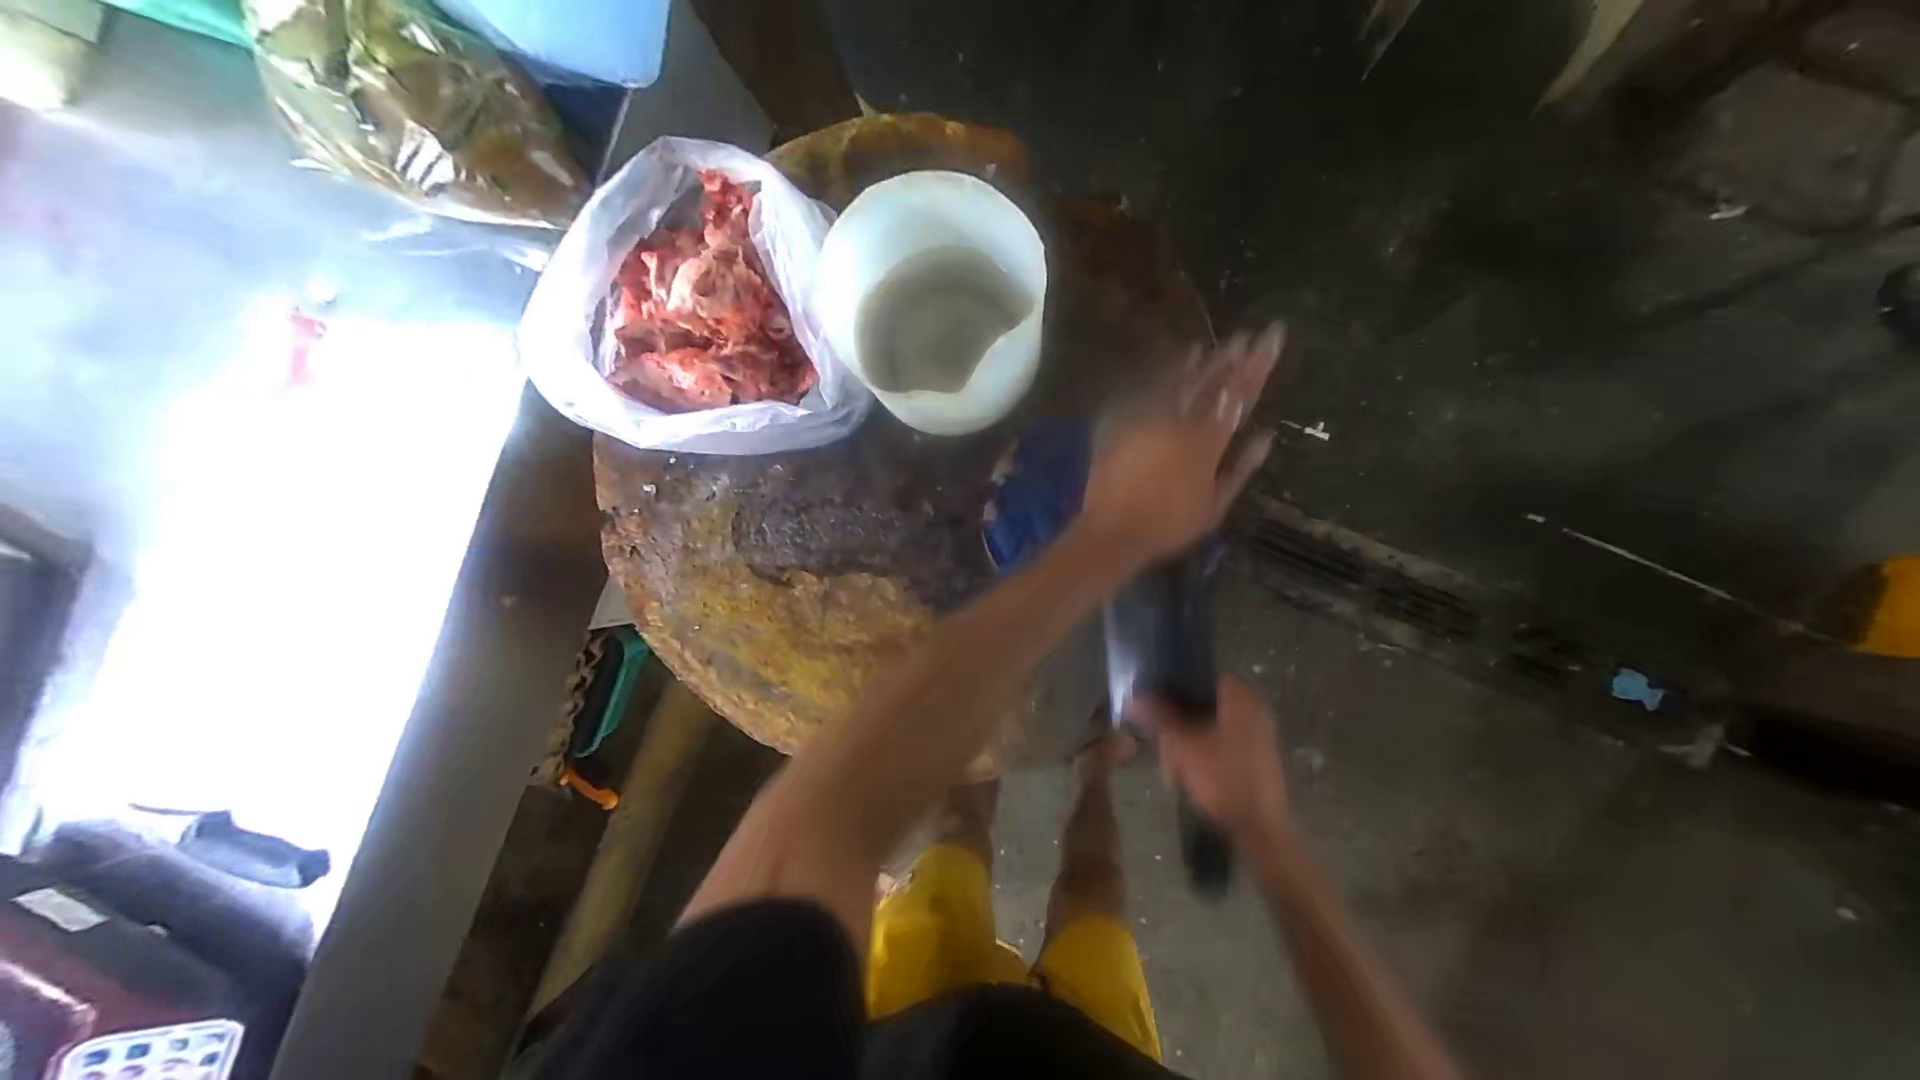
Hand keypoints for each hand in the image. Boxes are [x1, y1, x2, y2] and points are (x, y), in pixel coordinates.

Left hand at [1079, 324, 1285, 566]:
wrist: (1113, 530)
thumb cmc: (1168, 525)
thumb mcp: (1215, 506)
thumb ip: (1241, 469)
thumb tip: (1266, 436)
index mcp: (1207, 443)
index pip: (1238, 396)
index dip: (1257, 364)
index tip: (1271, 337)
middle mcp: (1179, 423)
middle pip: (1210, 382)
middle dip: (1231, 357)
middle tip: (1248, 335)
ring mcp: (1148, 420)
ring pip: (1179, 381)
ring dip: (1199, 362)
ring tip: (1213, 346)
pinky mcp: (1123, 422)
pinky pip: (1147, 390)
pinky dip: (1165, 373)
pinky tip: (1175, 362)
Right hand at [1134, 676, 1289, 844]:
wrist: (1258, 828)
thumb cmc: (1221, 778)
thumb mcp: (1181, 745)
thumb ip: (1158, 717)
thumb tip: (1135, 698)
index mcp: (1242, 700)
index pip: (1209, 677)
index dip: (1183, 684)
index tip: (1161, 696)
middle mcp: (1257, 712)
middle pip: (1213, 701)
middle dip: (1186, 712)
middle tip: (1163, 727)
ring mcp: (1263, 736)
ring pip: (1220, 723)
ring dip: (1196, 732)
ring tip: (1173, 749)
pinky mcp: (1262, 758)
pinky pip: (1230, 741)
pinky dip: (1210, 746)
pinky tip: (1193, 765)